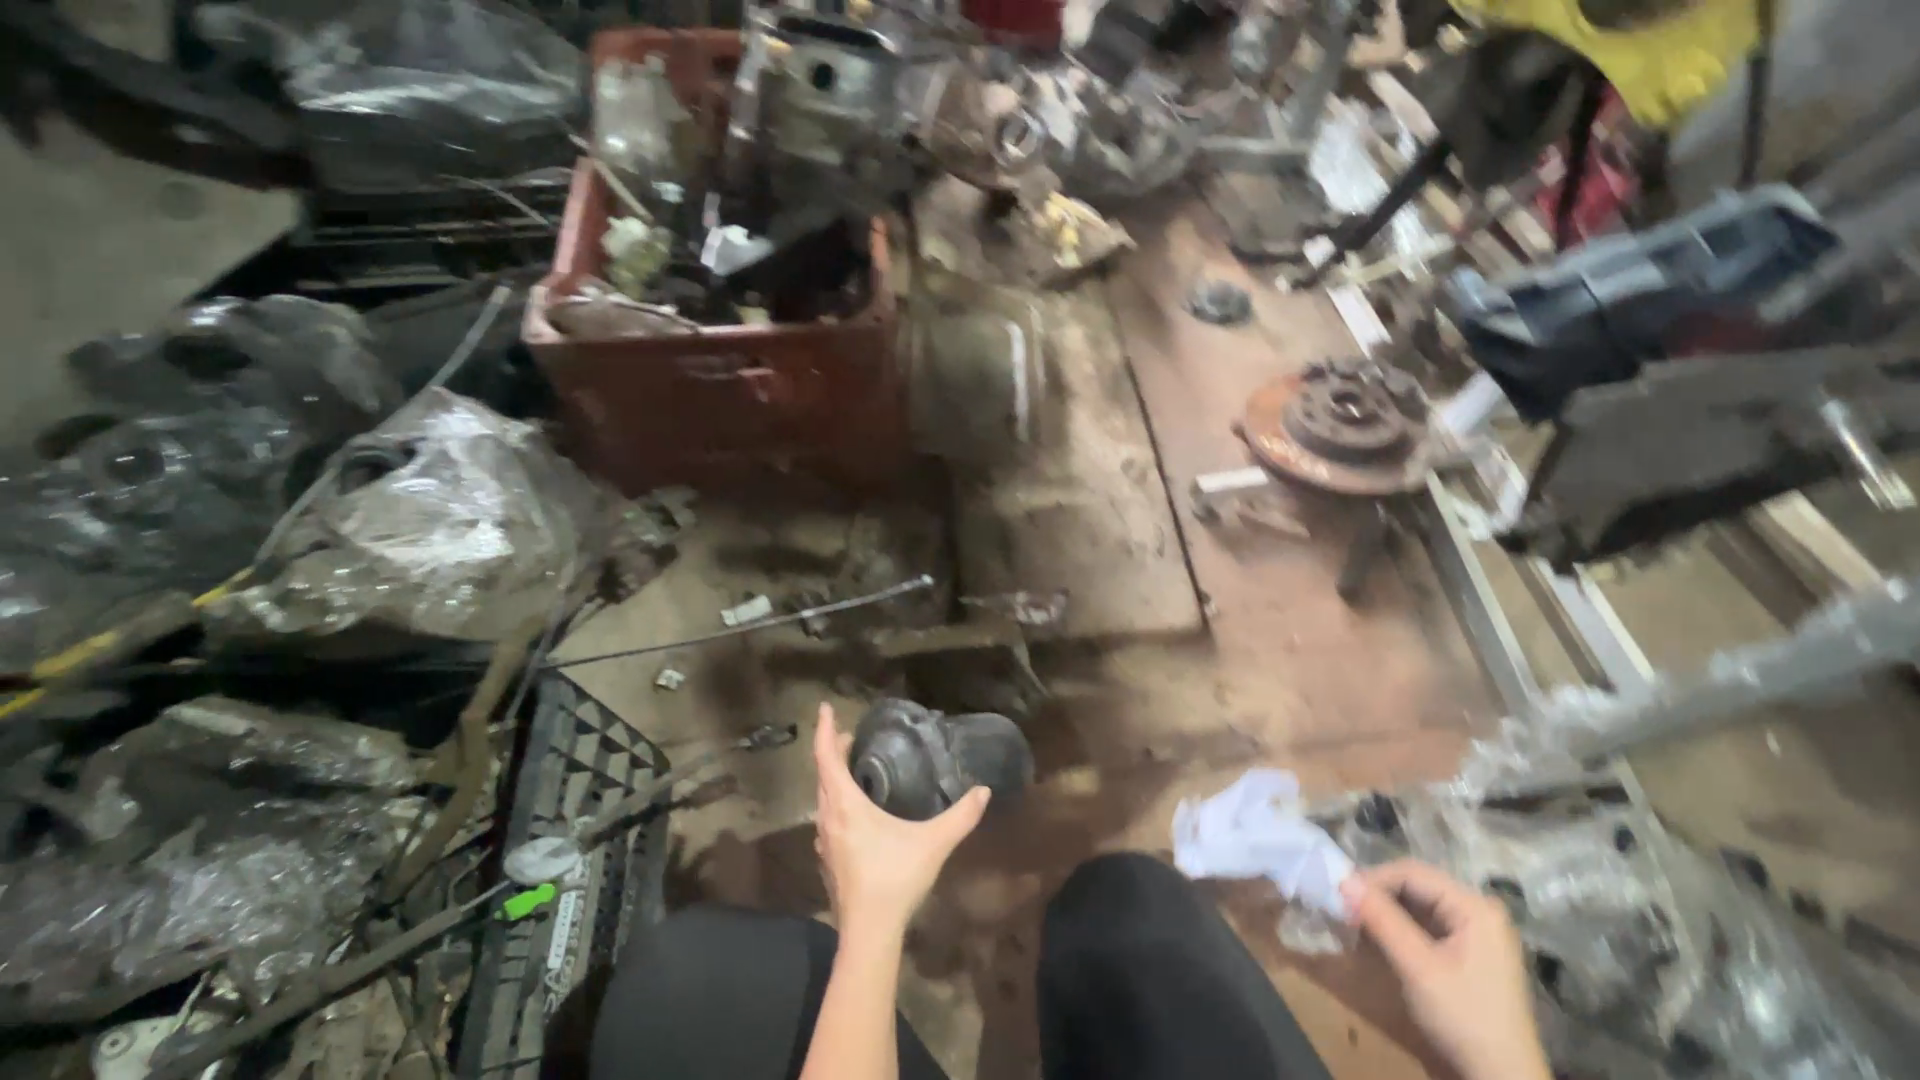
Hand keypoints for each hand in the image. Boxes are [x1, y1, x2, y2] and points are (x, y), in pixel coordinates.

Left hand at [812, 702, 989, 940]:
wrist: (869, 931)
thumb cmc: (895, 878)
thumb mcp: (933, 843)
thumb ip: (960, 816)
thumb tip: (984, 791)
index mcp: (846, 805)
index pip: (827, 757)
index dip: (826, 730)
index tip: (826, 708)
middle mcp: (829, 818)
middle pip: (822, 775)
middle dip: (833, 751)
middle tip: (851, 737)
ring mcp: (824, 842)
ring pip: (822, 800)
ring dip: (832, 779)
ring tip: (853, 771)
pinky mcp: (828, 861)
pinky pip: (827, 821)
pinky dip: (836, 804)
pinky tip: (854, 815)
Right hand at [1342, 860, 1551, 1079]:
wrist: (1502, 1077)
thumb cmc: (1463, 1016)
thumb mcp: (1418, 967)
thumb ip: (1382, 920)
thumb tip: (1343, 880)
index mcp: (1474, 907)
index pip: (1413, 872)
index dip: (1373, 879)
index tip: (1340, 897)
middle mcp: (1478, 910)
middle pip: (1417, 886)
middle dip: (1378, 895)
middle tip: (1344, 911)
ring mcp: (1476, 932)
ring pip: (1419, 905)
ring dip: (1386, 911)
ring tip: (1356, 924)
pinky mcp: (1469, 951)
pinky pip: (1428, 924)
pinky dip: (1400, 928)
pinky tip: (1379, 939)